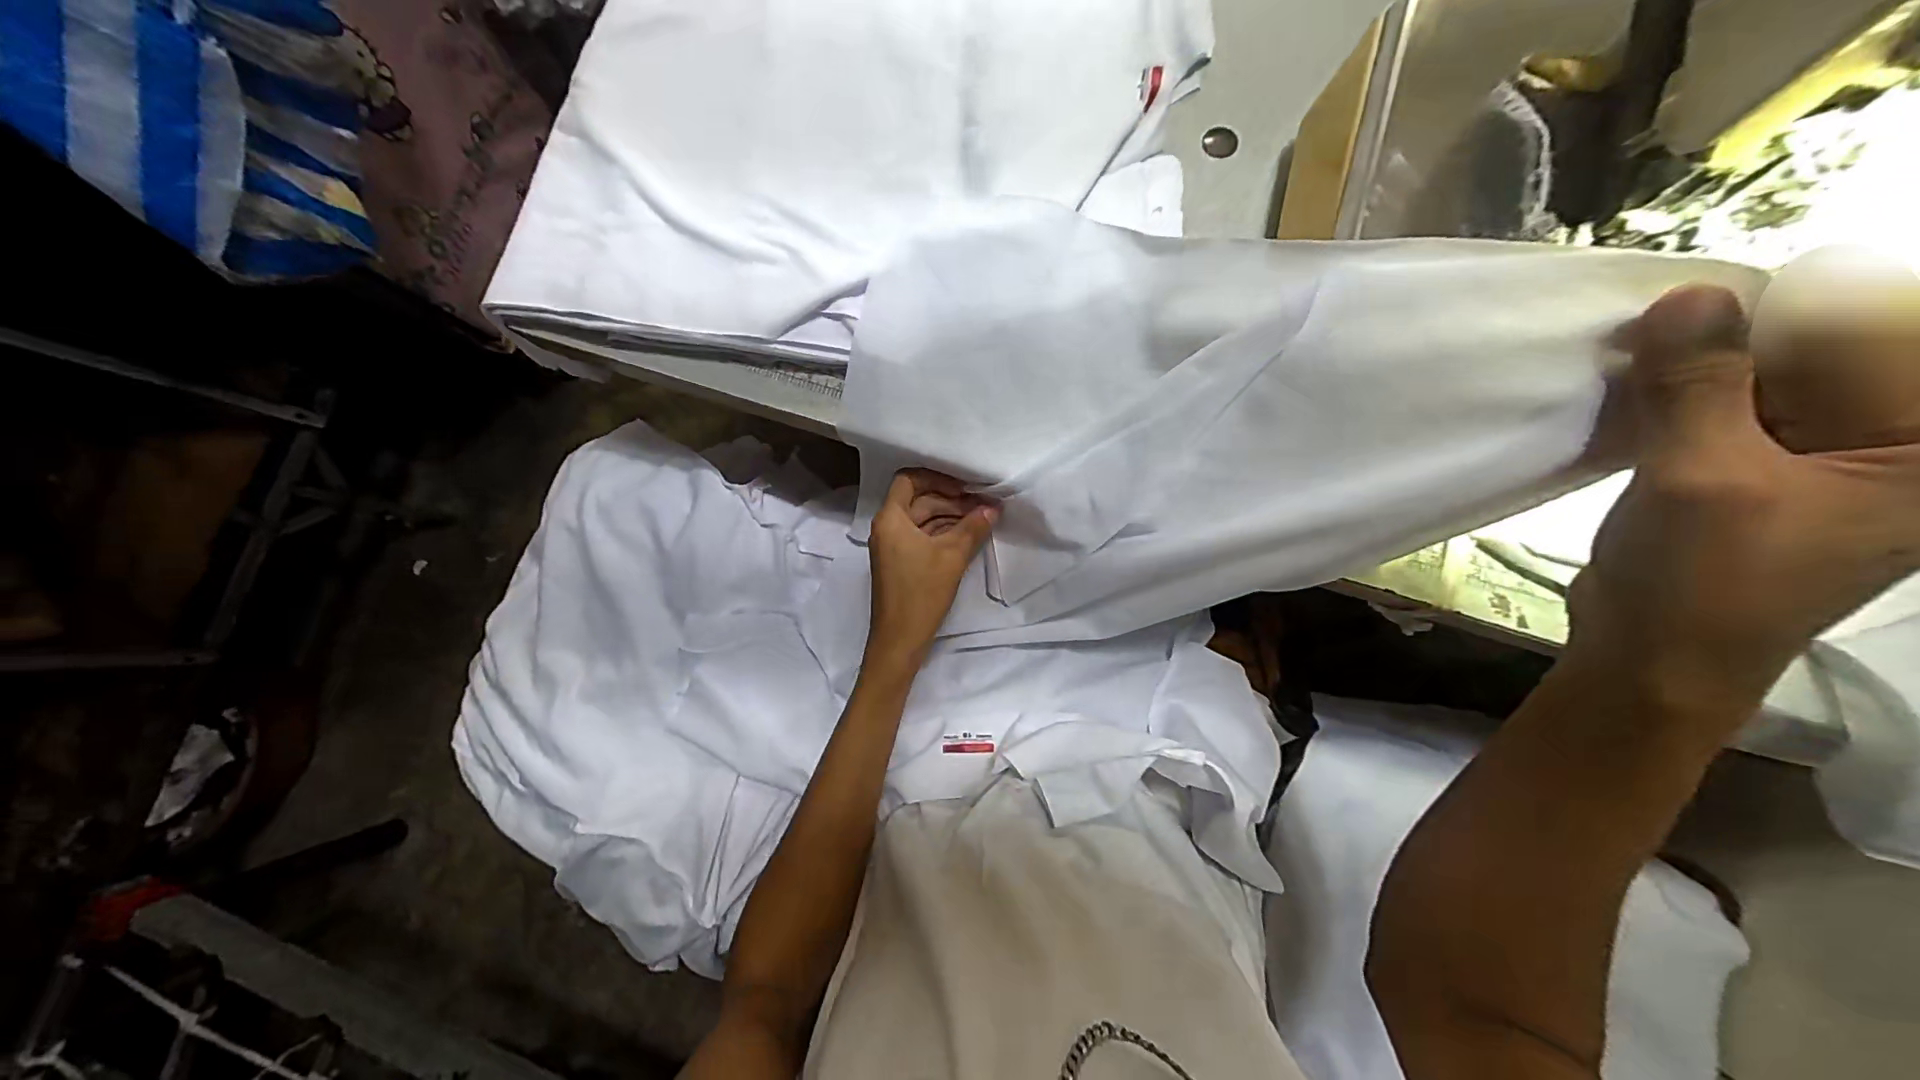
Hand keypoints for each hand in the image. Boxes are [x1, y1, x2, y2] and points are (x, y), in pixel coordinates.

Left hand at [865, 469, 997, 668]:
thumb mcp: (952, 556)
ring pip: (922, 519)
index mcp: (890, 519)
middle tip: (982, 504)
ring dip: (949, 516)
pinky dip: (942, 533)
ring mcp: (892, 546)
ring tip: (980, 520)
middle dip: (950, 499)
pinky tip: (967, 537)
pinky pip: (921, 536)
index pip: (909, 480)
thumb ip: (973, 527)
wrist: (899, 639)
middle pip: (918, 499)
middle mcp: (887, 527)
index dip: (937, 479)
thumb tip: (993, 508)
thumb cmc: (921, 593)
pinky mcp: (900, 563)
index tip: (964, 488)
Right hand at [1568, 285, 1919, 710]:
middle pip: (1825, 350)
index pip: (1874, 333)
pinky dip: (1681, 399)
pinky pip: (1729, 411)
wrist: (1652, 658)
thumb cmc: (1701, 581)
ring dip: (1696, 370)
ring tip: (1635, 371)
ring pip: (1767, 378)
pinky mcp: (1759, 474)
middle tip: (1650, 337)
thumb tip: (1687, 295)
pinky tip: (1637, 402)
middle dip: (1733, 341)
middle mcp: (1891, 446)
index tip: (1688, 315)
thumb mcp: (1700, 477)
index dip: (1780, 314)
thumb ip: (1698, 385)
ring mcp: (1823, 460)